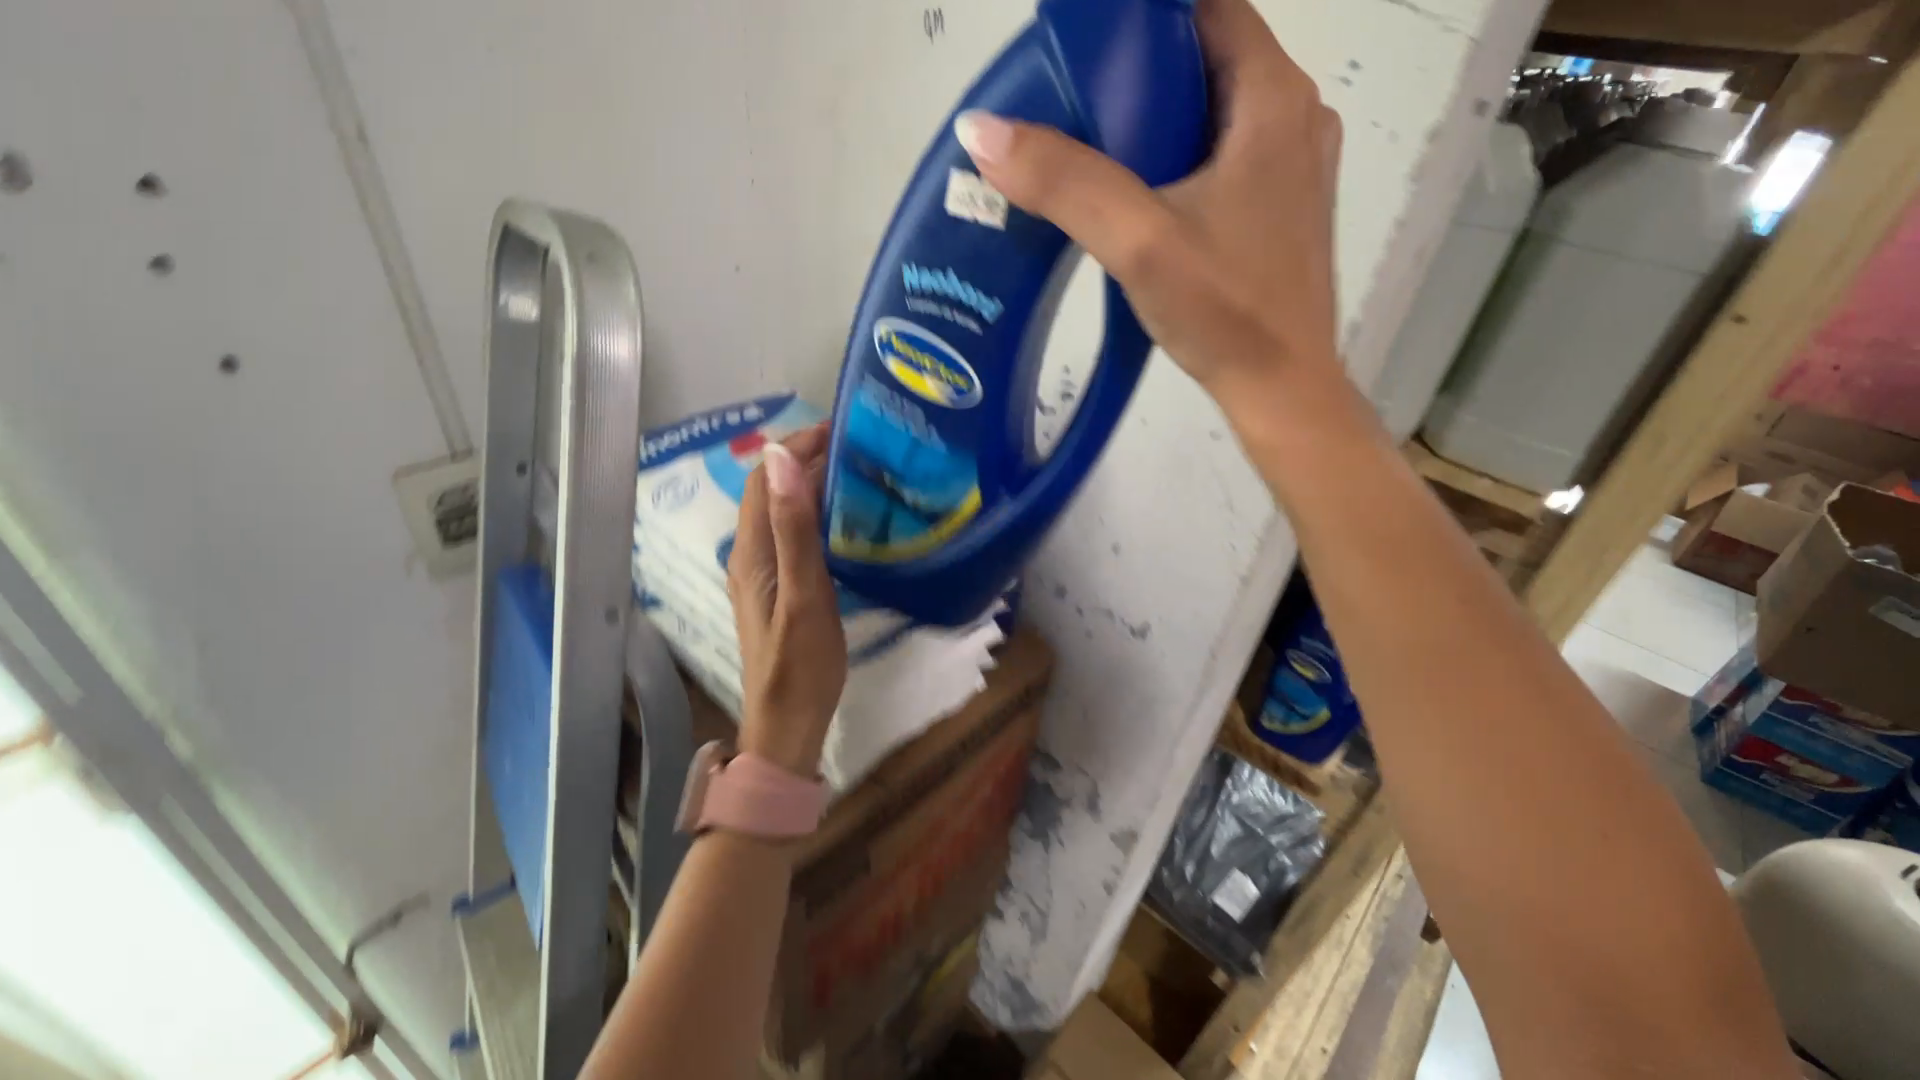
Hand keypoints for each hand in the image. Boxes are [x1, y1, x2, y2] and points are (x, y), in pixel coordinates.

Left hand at [726, 423, 847, 777]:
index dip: (795, 447)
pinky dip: (814, 515)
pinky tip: (844, 521)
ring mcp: (761, 574)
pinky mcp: (777, 590)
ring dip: (811, 486)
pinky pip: (790, 536)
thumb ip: (793, 528)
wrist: (789, 725)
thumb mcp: (804, 593)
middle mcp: (748, 556)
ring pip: (781, 513)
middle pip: (770, 492)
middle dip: (806, 460)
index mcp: (750, 552)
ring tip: (857, 473)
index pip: (764, 478)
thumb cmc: (801, 664)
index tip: (841, 430)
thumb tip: (778, 458)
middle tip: (859, 448)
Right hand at [953, 0, 1344, 435]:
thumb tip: (981, 130)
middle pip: (1207, 56)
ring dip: (1154, 117)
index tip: (1084, 45)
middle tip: (1071, 98)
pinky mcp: (1279, 206)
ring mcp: (1292, 164)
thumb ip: (1064, 181)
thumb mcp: (1138, 241)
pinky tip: (1130, 190)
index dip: (1143, 19)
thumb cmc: (1226, 311)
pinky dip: (1175, 155)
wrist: (1283, 390)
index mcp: (1273, 101)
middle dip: (1138, 70)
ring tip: (1089, 142)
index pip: (1208, 8)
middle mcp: (1295, 117)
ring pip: (1213, 108)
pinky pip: (1221, 152)